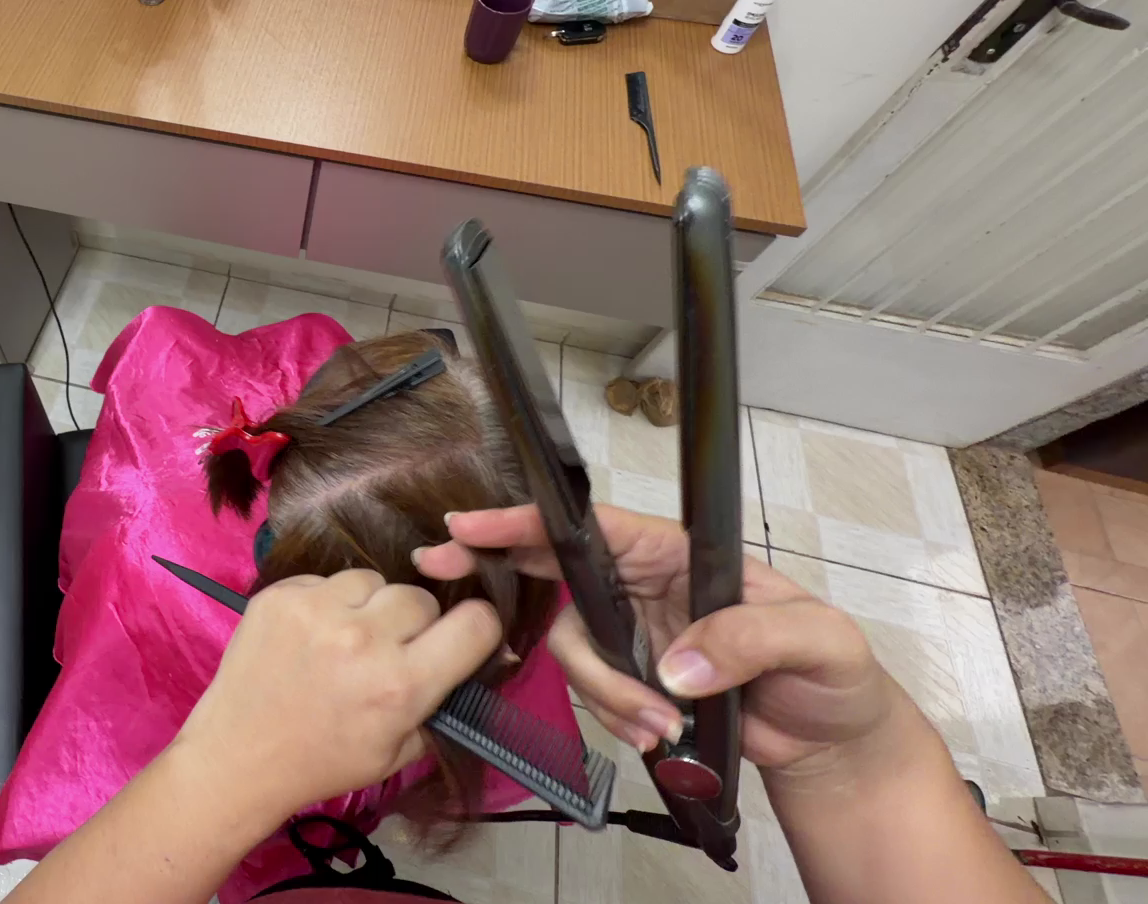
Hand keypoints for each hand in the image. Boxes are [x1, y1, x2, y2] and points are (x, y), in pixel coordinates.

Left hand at [170, 568, 502, 815]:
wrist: (240, 753)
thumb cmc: (323, 760)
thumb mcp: (398, 751)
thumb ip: (442, 704)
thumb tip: (481, 658)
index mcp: (400, 684)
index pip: (474, 624)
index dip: (478, 626)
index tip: (464, 633)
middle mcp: (362, 638)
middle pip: (419, 597)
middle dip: (413, 621)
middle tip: (390, 646)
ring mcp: (316, 609)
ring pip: (372, 580)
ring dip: (368, 604)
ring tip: (345, 635)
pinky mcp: (281, 593)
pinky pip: (326, 579)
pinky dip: (326, 600)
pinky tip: (310, 632)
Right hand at [416, 505, 910, 782]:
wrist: (829, 748)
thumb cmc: (831, 673)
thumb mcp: (817, 640)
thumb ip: (748, 637)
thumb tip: (671, 669)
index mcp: (669, 553)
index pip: (587, 525)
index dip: (523, 520)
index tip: (468, 524)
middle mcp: (633, 585)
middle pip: (545, 566)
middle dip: (489, 565)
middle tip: (437, 566)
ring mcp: (623, 633)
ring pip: (567, 645)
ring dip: (600, 689)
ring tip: (658, 726)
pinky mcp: (621, 679)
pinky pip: (587, 691)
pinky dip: (613, 716)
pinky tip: (656, 734)